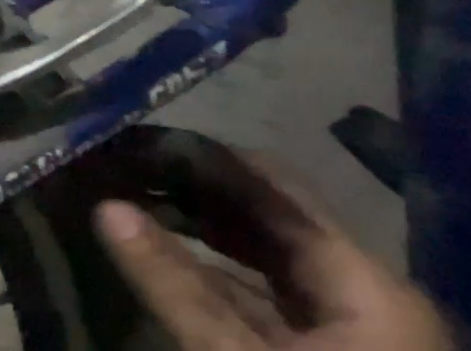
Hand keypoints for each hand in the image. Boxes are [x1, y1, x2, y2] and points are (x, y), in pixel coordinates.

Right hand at [96, 152, 452, 349]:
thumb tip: (105, 208)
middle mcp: (363, 294)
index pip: (273, 186)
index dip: (203, 158)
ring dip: (196, 230)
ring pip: (261, 258)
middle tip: (117, 169)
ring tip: (126, 204)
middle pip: (268, 219)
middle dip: (192, 192)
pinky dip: (209, 272)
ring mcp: (347, 330)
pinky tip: (158, 260)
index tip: (131, 140)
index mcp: (365, 283)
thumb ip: (175, 284)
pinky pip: (260, 297)